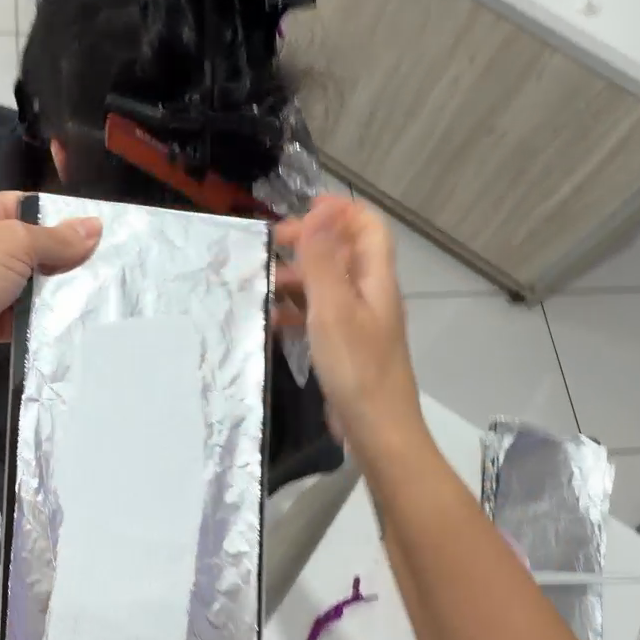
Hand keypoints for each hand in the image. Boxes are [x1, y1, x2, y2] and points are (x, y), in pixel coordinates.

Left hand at [0, 192, 101, 389]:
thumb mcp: (13, 243)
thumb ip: (57, 238)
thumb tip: (97, 226)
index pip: (27, 206)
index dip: (62, 217)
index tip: (102, 232)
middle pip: (34, 246)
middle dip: (66, 258)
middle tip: (109, 267)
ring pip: (32, 284)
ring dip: (58, 291)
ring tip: (101, 294)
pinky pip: (26, 315)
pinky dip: (46, 318)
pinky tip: (77, 320)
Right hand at [275, 196, 421, 449]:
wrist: (378, 429)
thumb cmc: (356, 368)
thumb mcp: (333, 308)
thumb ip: (324, 259)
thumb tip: (322, 209)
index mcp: (375, 280)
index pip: (368, 227)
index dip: (339, 211)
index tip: (301, 210)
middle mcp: (371, 296)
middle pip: (344, 254)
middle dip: (309, 243)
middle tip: (270, 247)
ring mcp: (360, 324)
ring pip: (328, 287)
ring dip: (298, 278)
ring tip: (262, 283)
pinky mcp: (347, 350)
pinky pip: (321, 318)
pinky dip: (297, 312)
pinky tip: (271, 321)